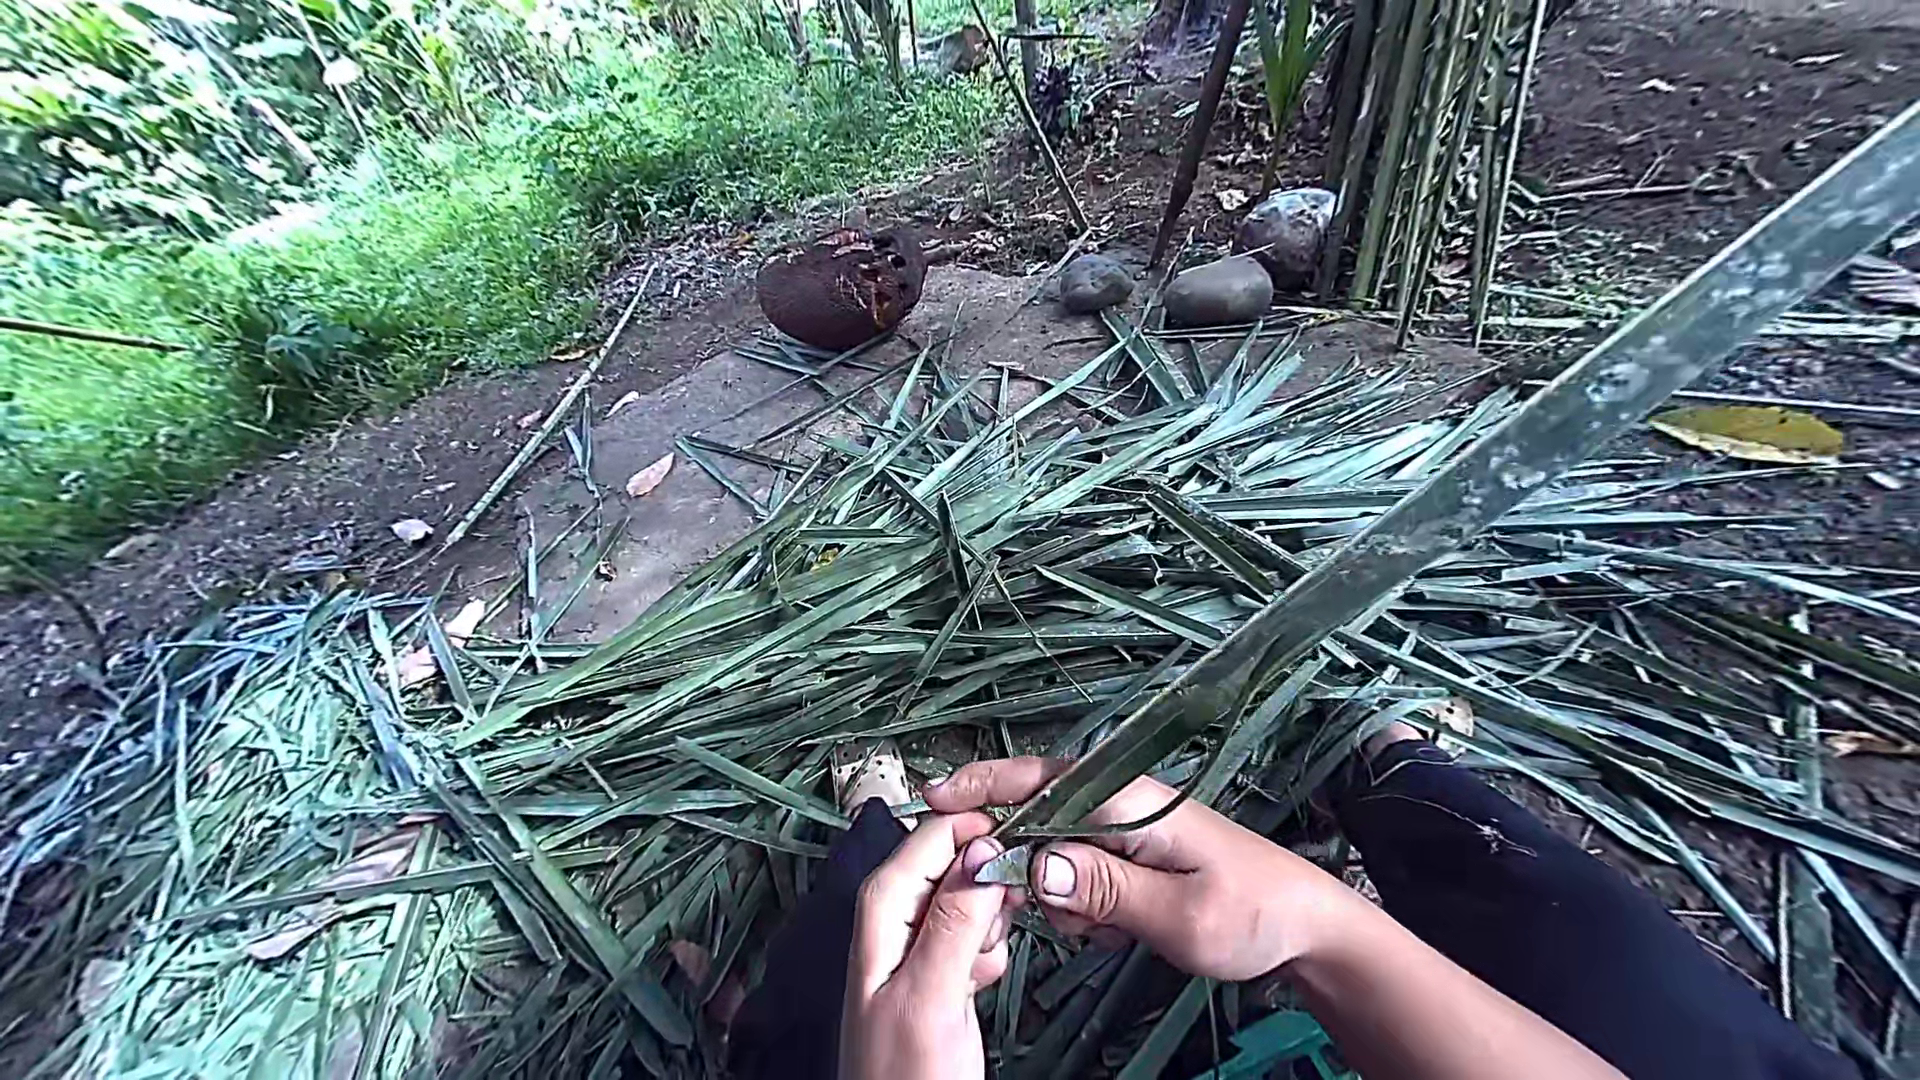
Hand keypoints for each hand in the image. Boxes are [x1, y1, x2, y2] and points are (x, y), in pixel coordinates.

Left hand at [840, 812, 1013, 1079]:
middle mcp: (898, 906)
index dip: (982, 835)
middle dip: (988, 889)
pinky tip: (975, 981)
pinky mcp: (940, 954)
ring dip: (990, 925)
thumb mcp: (930, 998)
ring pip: (975, 890)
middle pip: (961, 855)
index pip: (939, 830)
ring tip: (975, 968)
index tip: (1015, 859)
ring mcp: (920, 931)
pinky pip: (979, 924)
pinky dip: (988, 949)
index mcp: (885, 899)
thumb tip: (983, 850)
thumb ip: (956, 918)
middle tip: (987, 936)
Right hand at [925, 757, 1360, 980]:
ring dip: (1049, 890)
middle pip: (1030, 812)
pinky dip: (1072, 901)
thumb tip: (1031, 865)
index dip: (979, 784)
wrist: (1302, 924)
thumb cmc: (1249, 909)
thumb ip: (1102, 888)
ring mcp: (1115, 825)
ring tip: (1097, 930)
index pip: (1034, 777)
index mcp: (1121, 797)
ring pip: (1046, 847)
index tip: (931, 800)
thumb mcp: (1178, 913)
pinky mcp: (1120, 850)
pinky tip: (1105, 927)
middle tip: (1022, 912)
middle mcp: (1111, 800)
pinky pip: (1070, 869)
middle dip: (1014, 859)